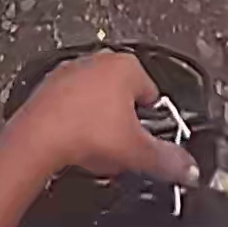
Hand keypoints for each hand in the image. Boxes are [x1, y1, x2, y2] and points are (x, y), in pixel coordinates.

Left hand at [0, 51, 199, 184]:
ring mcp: (74, 68)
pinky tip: (75, 139)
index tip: (146, 143)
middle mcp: (101, 58)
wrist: (40, 135)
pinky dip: (77, 118)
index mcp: (126, 65)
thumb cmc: (86, 132)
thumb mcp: (138, 152)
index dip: (151, 124)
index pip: (152, 96)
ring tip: (96, 145)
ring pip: (99, 99)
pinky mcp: (53, 82)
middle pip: (125, 97)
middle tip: (121, 146)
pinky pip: (74, 103)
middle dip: (125, 122)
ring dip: (100, 119)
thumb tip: (187, 168)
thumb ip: (168, 160)